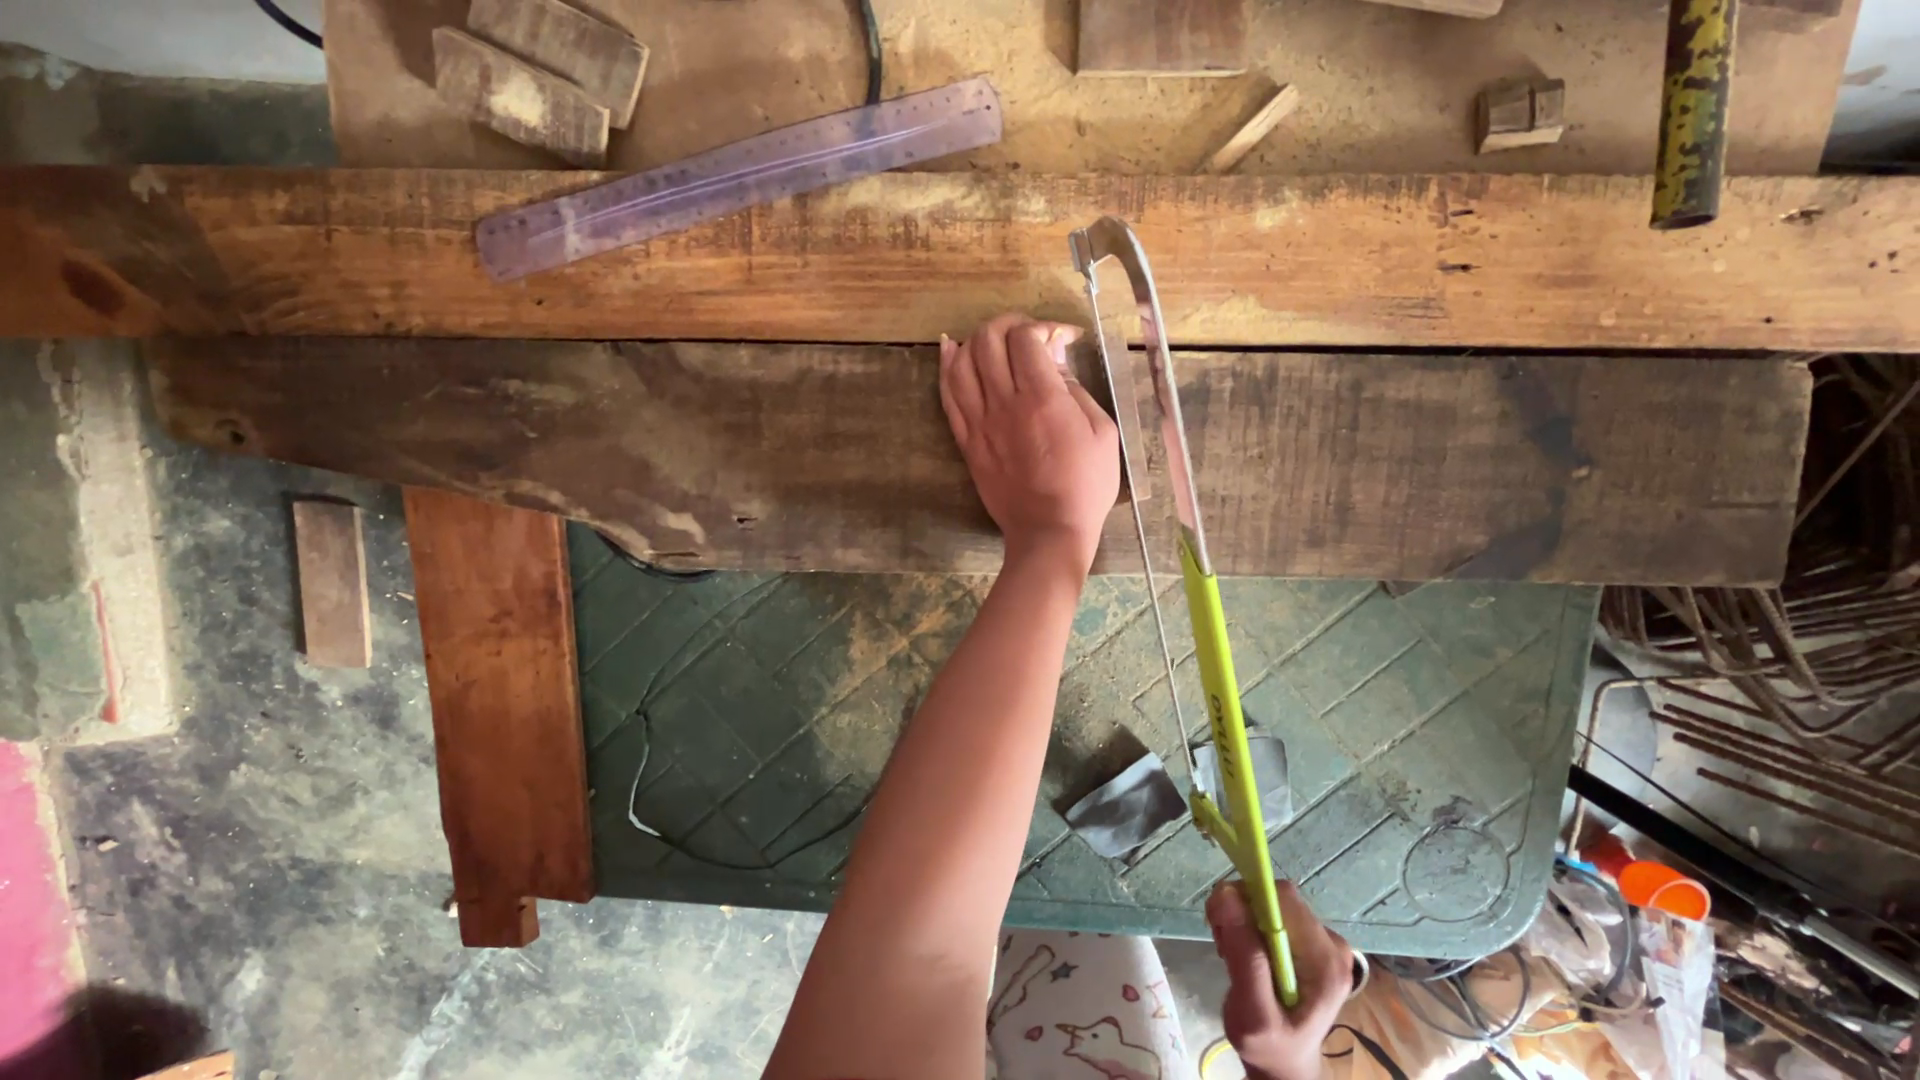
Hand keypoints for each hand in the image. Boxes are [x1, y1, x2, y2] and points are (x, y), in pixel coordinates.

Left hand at [939, 314, 1119, 571]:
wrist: (1048, 531)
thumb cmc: (1085, 485)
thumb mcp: (1102, 432)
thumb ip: (1076, 390)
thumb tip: (1055, 363)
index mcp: (1042, 399)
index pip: (1026, 338)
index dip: (1045, 326)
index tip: (1064, 339)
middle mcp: (1004, 404)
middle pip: (989, 340)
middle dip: (1010, 324)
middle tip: (1029, 335)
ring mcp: (979, 423)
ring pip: (962, 362)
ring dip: (978, 340)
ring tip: (995, 341)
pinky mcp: (966, 441)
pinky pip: (947, 394)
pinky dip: (947, 366)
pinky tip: (952, 349)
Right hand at [1207, 880, 1353, 1079]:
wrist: (1284, 1064)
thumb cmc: (1268, 1046)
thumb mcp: (1252, 1012)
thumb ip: (1243, 954)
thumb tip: (1225, 892)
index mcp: (1326, 961)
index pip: (1283, 899)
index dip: (1246, 900)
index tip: (1222, 927)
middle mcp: (1331, 944)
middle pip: (1277, 898)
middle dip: (1241, 913)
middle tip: (1224, 948)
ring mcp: (1323, 941)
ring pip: (1272, 904)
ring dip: (1241, 921)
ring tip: (1233, 956)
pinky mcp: (1310, 941)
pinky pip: (1274, 915)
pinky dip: (1249, 926)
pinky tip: (1244, 955)